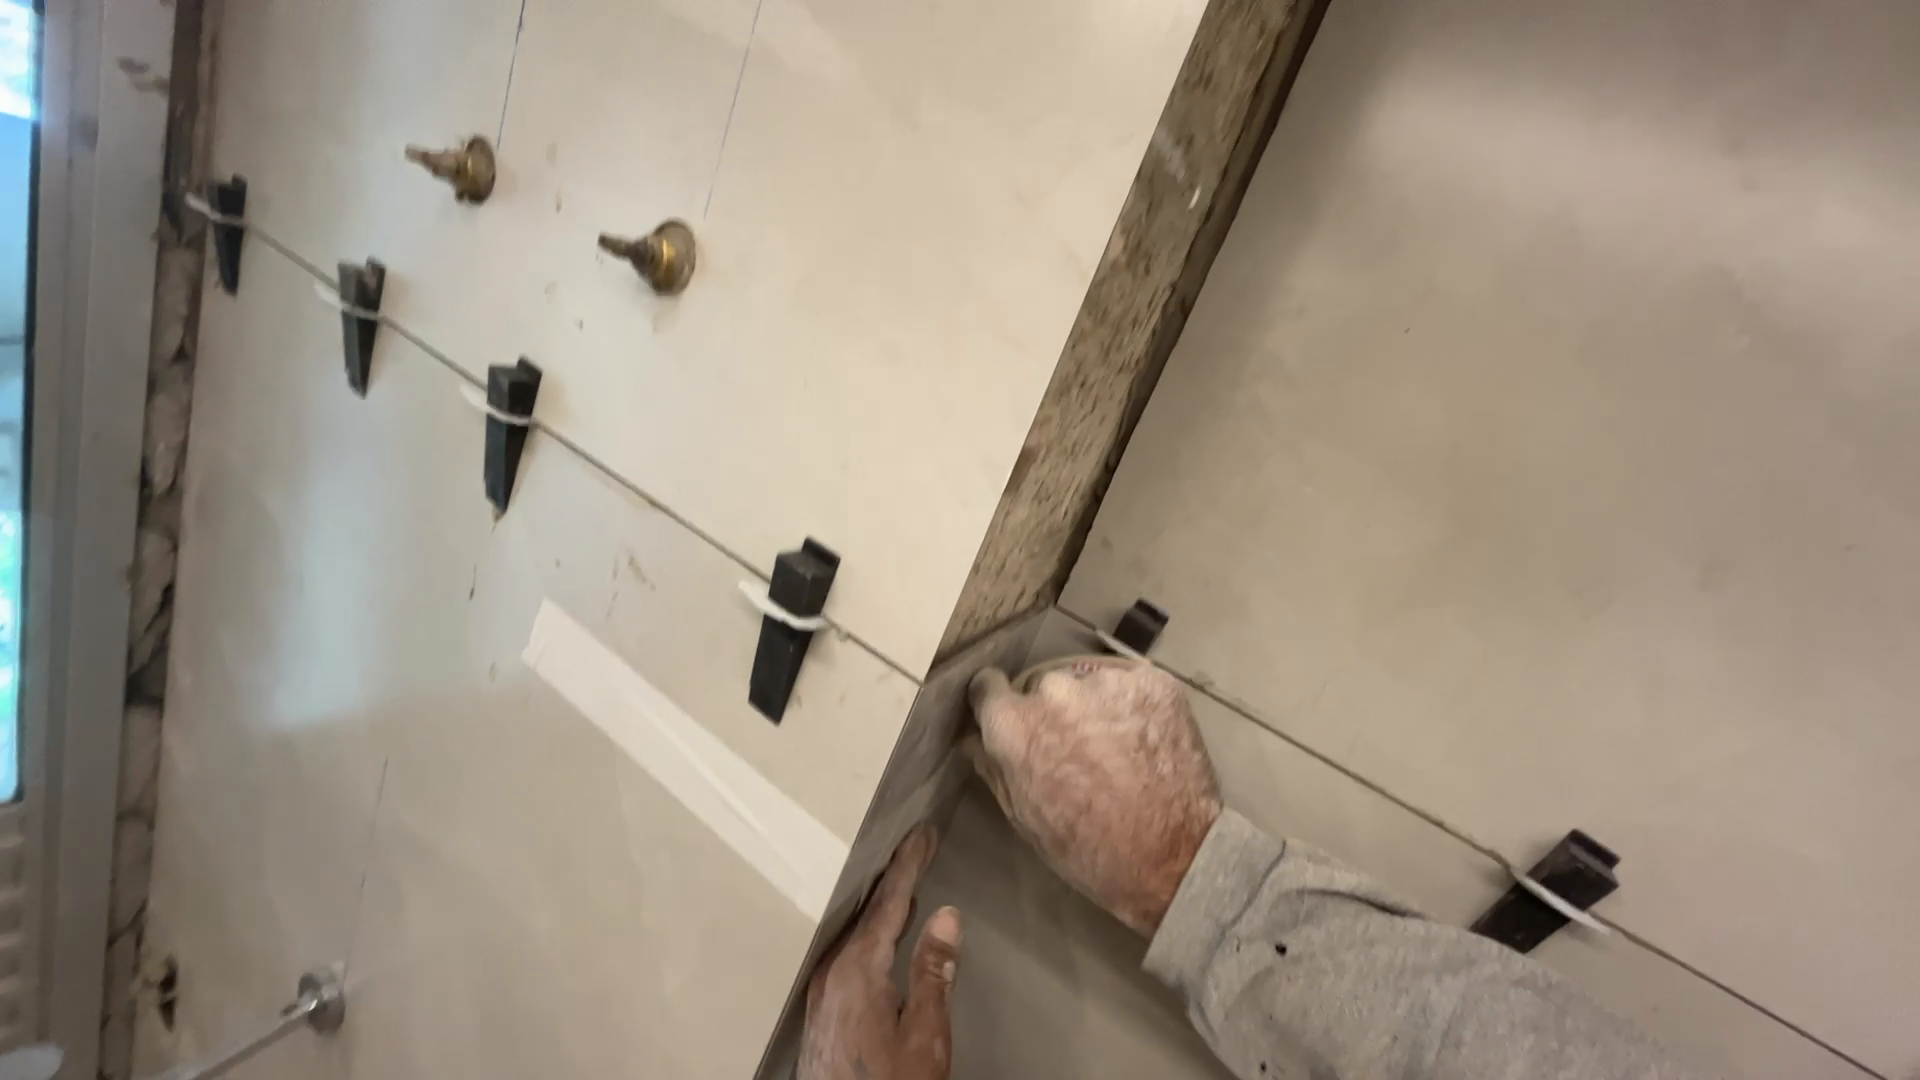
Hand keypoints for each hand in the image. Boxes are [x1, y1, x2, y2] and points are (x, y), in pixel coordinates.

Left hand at [799, 826, 962, 1079]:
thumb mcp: (924, 1039)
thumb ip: (934, 974)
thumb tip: (947, 914)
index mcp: (858, 969)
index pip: (889, 902)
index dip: (908, 864)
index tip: (923, 831)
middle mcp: (832, 971)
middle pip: (868, 910)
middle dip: (895, 875)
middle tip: (919, 844)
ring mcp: (822, 991)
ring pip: (855, 930)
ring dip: (882, 902)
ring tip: (905, 879)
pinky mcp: (822, 1010)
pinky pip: (848, 950)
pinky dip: (870, 929)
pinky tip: (881, 933)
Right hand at [965, 657, 1220, 936]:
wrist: (1173, 858)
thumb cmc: (1087, 849)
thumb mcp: (1024, 816)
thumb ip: (994, 766)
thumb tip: (976, 738)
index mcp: (1013, 724)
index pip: (988, 685)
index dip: (998, 701)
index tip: (1013, 716)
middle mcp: (1053, 689)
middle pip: (1043, 686)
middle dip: (1054, 711)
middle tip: (1078, 746)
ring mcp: (1105, 681)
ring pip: (1088, 684)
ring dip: (1096, 706)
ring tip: (1119, 746)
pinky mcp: (1151, 681)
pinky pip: (1130, 685)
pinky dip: (1134, 705)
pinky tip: (1147, 739)